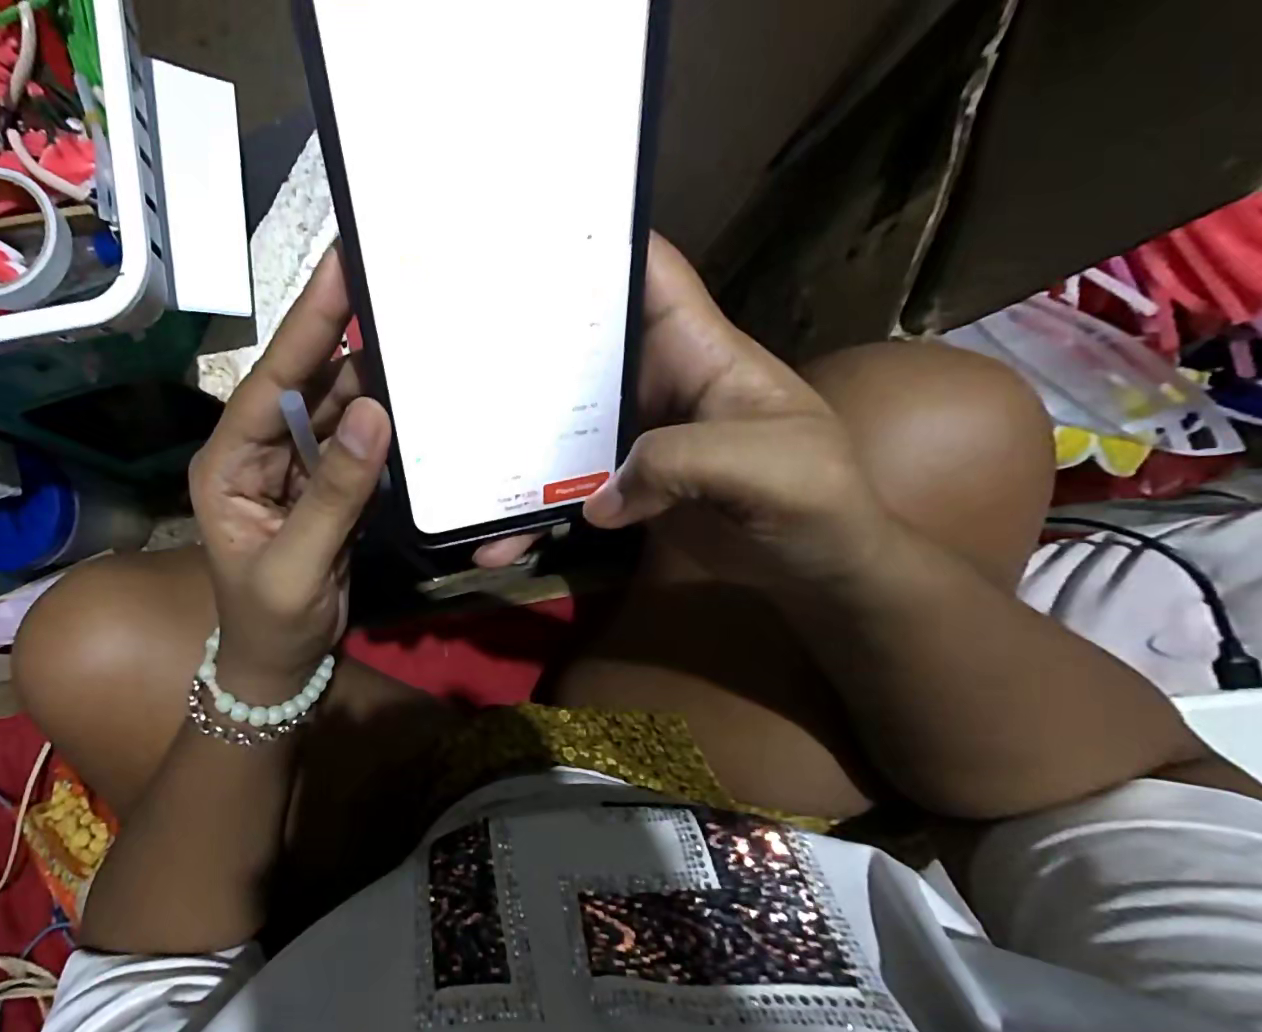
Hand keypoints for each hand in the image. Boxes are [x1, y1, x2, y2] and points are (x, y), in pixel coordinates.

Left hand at [188, 250, 391, 700]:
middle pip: (305, 382)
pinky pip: (356, 440)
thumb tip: (376, 414)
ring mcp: (296, 465)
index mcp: (228, 463)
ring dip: (370, 371)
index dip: (306, 326)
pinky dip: (382, 417)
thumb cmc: (270, 623)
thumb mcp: (295, 566)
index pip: (270, 383)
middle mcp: (259, 451)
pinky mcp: (327, 483)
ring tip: (412, 323)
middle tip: (387, 274)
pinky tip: (412, 388)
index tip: (339, 265)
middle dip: (342, 331)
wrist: (281, 663)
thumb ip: (334, 494)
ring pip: (336, 405)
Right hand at [472, 233, 877, 575]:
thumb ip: (685, 461)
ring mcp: (630, 437)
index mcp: (696, 348)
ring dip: (509, 448)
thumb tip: (596, 500)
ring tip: (449, 468)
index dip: (594, 243)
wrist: (818, 567)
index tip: (518, 234)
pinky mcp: (620, 487)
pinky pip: (563, 492)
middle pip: (577, 346)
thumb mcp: (770, 467)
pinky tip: (493, 545)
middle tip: (442, 341)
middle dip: (517, 343)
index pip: (646, 270)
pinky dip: (531, 517)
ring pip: (556, 427)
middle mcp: (652, 381)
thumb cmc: (819, 497)